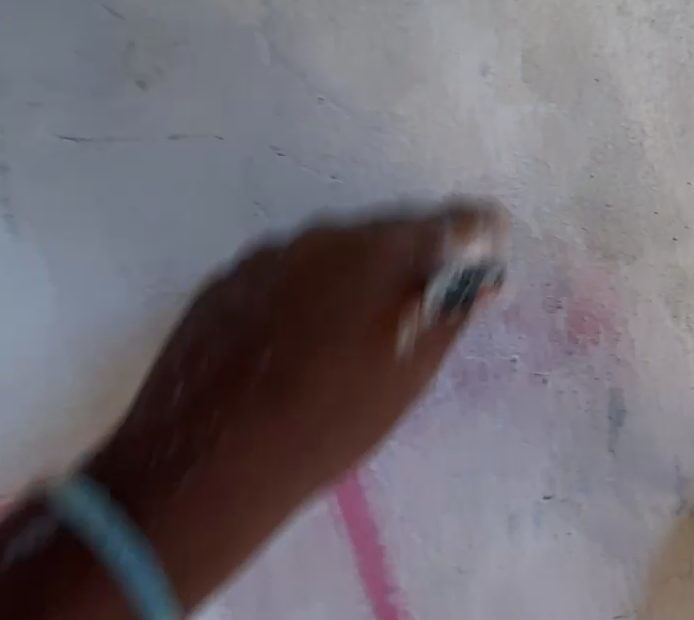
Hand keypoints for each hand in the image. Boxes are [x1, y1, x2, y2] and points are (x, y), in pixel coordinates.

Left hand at [89, 200, 507, 602]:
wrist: (199, 470)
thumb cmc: (331, 418)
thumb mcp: (410, 372)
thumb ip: (453, 312)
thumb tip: (487, 281)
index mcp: (384, 251)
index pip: (451, 223)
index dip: (478, 230)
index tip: (494, 236)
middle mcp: (329, 236)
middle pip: (392, 230)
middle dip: (418, 253)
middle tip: (429, 289)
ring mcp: (271, 256)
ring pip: (336, 249)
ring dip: (360, 271)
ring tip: (361, 319)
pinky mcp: (225, 282)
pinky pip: (288, 271)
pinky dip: (311, 289)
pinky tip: (304, 334)